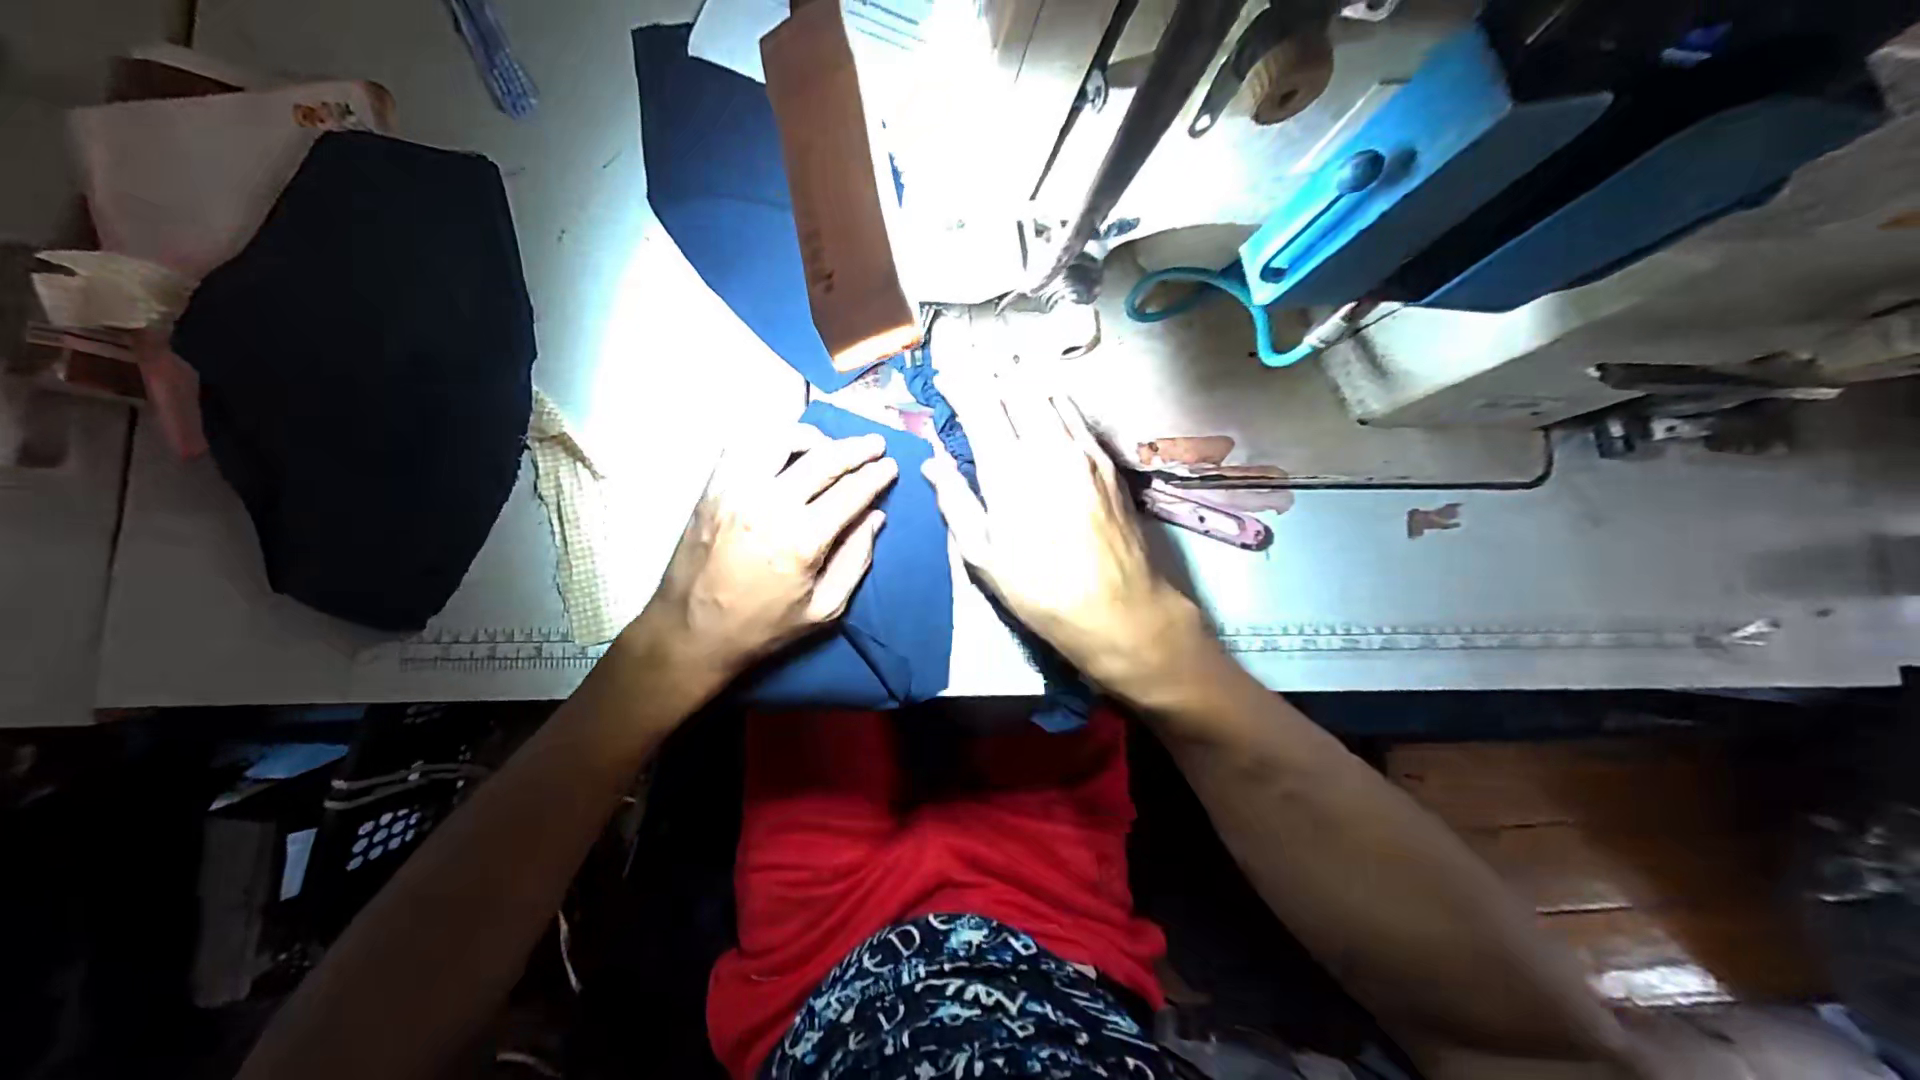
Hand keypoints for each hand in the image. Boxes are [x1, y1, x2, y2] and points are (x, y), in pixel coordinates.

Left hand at [627, 425, 895, 689]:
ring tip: (827, 445)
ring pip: (780, 438)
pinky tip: (784, 449)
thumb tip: (875, 517)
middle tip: (875, 443)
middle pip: (823, 459)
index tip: (891, 466)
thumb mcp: (824, 609)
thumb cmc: (762, 627)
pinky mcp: (711, 488)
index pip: (850, 492)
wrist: (690, 632)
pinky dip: (769, 438)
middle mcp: (769, 505)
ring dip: (812, 436)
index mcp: (801, 540)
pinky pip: (742, 445)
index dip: (876, 476)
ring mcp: (735, 491)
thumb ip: (855, 560)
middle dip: (856, 448)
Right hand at [921, 371, 1210, 702]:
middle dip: (989, 366)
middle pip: (1016, 389)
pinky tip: (1046, 392)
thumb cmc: (1042, 592)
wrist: (1120, 609)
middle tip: (971, 353)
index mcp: (1009, 472)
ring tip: (1004, 360)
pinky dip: (1053, 394)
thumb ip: (956, 502)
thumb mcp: (984, 557)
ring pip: (1049, 393)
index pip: (980, 408)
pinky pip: (1076, 413)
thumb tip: (932, 464)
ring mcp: (1083, 451)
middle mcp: (1048, 449)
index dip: (959, 383)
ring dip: (1022, 373)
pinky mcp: (1106, 461)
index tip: (944, 371)